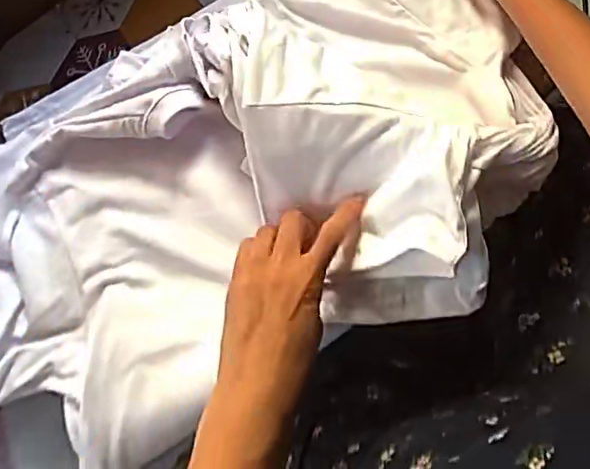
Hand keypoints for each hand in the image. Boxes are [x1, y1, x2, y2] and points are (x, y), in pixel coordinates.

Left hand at [191, 198, 363, 468]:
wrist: (253, 387)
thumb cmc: (293, 363)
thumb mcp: (316, 318)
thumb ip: (313, 284)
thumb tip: (311, 269)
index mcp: (304, 276)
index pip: (329, 234)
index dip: (344, 215)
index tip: (355, 200)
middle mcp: (277, 263)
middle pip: (292, 219)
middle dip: (304, 225)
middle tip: (310, 241)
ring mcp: (251, 267)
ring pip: (267, 230)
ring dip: (279, 237)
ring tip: (284, 257)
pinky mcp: (234, 277)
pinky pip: (248, 246)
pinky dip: (258, 250)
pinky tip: (263, 267)